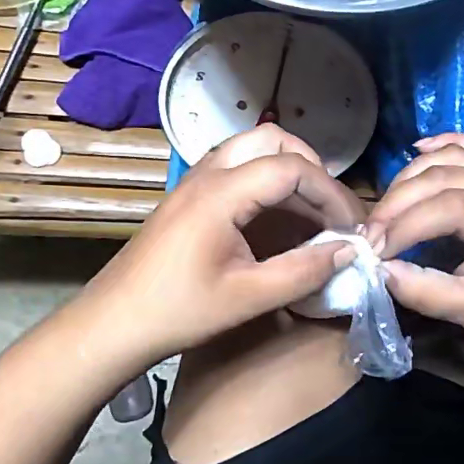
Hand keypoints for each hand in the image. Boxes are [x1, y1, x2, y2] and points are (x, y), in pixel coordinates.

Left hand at [74, 125, 364, 366]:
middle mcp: (208, 173)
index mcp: (221, 193)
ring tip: (312, 213)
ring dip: (289, 171)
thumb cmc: (178, 312)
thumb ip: (304, 271)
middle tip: (331, 207)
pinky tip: (280, 221)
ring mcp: (195, 181)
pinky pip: (238, 168)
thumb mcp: (249, 297)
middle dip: (311, 167)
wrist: (112, 324)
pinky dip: (268, 182)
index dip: (331, 192)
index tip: (351, 226)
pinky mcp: (190, 195)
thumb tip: (350, 251)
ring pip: (253, 149)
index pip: (292, 168)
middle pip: (272, 139)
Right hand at [365, 133, 463, 364]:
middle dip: (399, 202)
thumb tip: (382, 270)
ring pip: (451, 158)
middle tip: (371, 236)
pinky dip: (440, 146)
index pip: (453, 206)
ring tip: (385, 213)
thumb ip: (429, 293)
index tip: (376, 250)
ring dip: (409, 179)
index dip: (408, 223)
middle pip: (445, 176)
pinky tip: (415, 151)